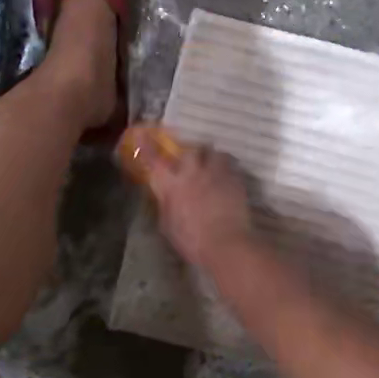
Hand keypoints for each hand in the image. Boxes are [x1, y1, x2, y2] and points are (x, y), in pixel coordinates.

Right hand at [136, 138, 255, 267]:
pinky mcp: (236, 180)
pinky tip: (227, 181)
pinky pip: (231, 166)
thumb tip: (166, 195)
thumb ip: (166, 205)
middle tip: (192, 163)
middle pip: (190, 151)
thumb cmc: (191, 240)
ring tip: (213, 168)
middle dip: (190, 155)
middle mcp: (193, 172)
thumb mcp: (168, 225)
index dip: (147, 146)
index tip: (142, 134)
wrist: (226, 244)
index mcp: (172, 184)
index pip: (155, 160)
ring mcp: (217, 174)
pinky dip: (227, 170)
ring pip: (215, 153)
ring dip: (212, 158)